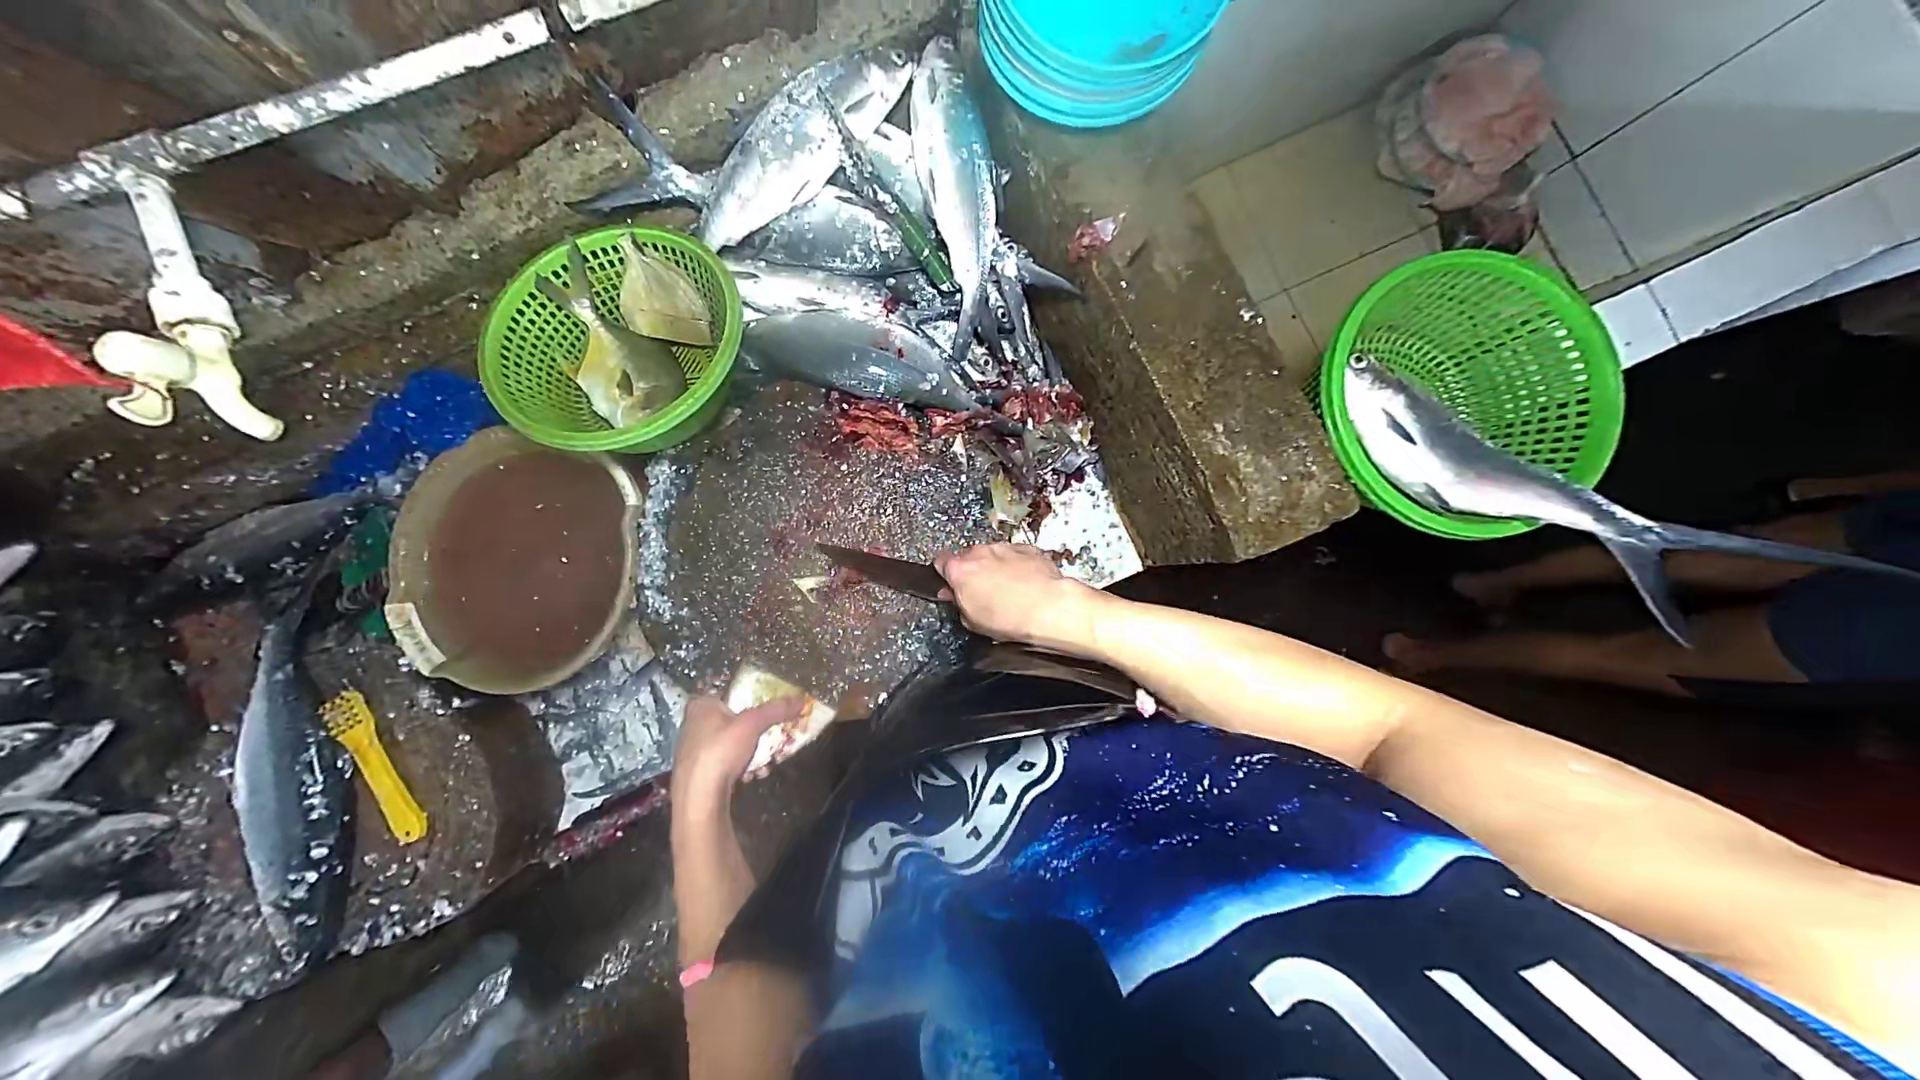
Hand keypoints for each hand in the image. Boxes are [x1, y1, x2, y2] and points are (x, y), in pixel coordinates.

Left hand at [671, 695, 805, 812]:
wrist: (698, 799)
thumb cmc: (719, 751)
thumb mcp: (752, 724)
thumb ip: (776, 710)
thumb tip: (801, 699)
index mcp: (701, 705)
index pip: (729, 691)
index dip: (751, 696)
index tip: (769, 705)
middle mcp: (694, 724)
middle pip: (734, 718)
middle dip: (757, 728)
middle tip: (774, 733)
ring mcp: (695, 749)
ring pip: (732, 742)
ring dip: (753, 750)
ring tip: (766, 759)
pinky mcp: (699, 771)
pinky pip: (727, 761)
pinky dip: (742, 765)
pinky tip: (753, 774)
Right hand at [933, 544, 1106, 652]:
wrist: (1048, 608)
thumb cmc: (1012, 617)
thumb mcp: (972, 621)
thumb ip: (958, 603)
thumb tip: (955, 598)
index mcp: (960, 569)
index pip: (940, 562)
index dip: (945, 574)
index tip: (950, 584)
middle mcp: (980, 553)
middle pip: (968, 557)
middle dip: (972, 572)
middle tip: (981, 593)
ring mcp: (1004, 548)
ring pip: (992, 555)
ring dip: (995, 568)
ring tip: (1007, 592)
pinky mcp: (1028, 549)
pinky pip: (1015, 555)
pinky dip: (1017, 566)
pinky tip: (1024, 584)